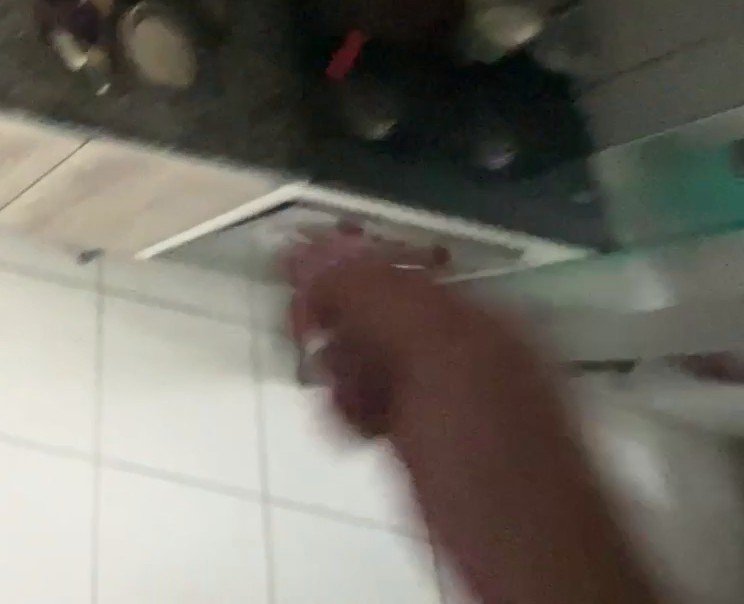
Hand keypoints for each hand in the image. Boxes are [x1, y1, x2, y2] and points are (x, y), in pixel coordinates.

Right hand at [286, 238, 660, 603]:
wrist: (526, 562)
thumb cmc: (486, 458)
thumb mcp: (430, 360)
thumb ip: (372, 297)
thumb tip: (309, 250)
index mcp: (480, 318)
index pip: (392, 263)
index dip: (334, 265)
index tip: (286, 275)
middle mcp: (468, 345)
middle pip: (372, 306)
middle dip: (333, 324)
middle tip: (306, 340)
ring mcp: (450, 390)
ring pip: (366, 352)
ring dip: (338, 369)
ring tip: (340, 401)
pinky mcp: (429, 429)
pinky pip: (373, 394)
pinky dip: (349, 403)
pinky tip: (349, 424)